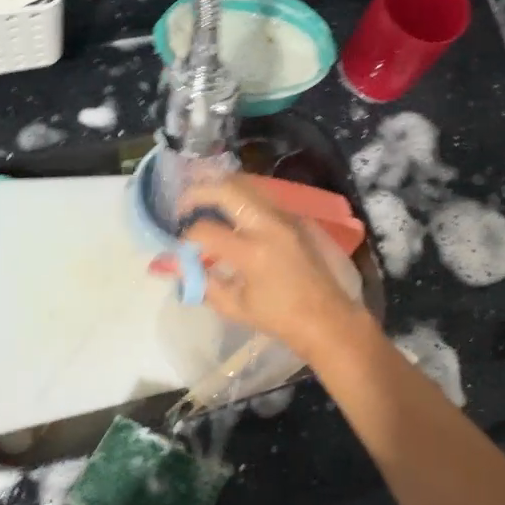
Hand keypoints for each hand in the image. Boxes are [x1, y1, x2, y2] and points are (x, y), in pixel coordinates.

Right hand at [175, 175, 374, 360]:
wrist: (326, 317)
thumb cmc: (279, 318)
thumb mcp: (234, 306)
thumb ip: (202, 282)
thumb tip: (178, 265)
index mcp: (252, 253)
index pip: (206, 230)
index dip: (186, 237)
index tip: (181, 246)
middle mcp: (269, 226)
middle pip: (227, 189)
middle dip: (198, 192)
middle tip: (183, 205)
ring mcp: (285, 218)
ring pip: (247, 185)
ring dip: (221, 190)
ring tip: (204, 203)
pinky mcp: (295, 219)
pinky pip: (262, 198)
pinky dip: (240, 199)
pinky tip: (230, 214)